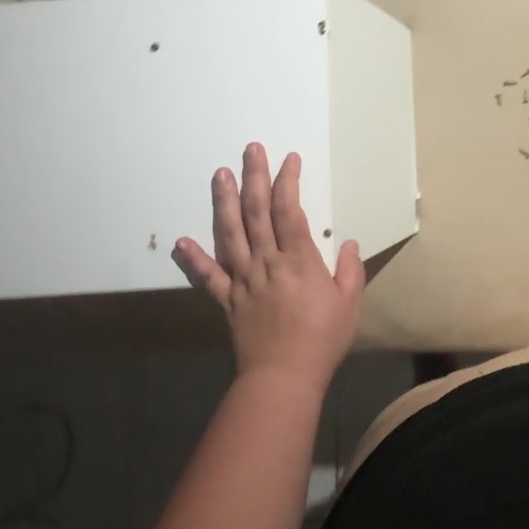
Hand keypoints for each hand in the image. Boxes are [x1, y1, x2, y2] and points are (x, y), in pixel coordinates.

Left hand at [172, 143, 363, 389]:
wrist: (283, 378)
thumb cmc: (322, 339)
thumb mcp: (349, 303)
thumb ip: (348, 270)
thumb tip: (347, 242)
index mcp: (298, 259)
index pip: (289, 210)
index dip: (288, 181)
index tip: (289, 159)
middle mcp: (267, 262)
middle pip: (257, 212)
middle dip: (255, 178)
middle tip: (251, 150)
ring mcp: (243, 280)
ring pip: (231, 234)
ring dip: (225, 202)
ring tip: (220, 174)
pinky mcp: (228, 301)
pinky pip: (208, 277)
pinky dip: (193, 259)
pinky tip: (179, 242)